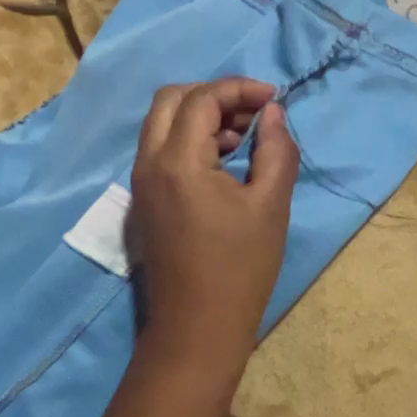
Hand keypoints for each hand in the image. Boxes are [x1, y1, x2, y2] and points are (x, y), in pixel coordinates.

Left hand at [128, 77, 300, 370]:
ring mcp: (141, 180)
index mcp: (177, 160)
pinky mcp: (143, 198)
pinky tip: (223, 162)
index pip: (201, 98)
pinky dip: (187, 138)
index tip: (273, 99)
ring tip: (243, 139)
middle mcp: (149, 162)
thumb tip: (272, 113)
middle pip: (171, 99)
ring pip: (161, 122)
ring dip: (199, 116)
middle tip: (252, 114)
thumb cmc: (240, 268)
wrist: (196, 328)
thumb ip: (275, 150)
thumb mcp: (270, 206)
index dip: (239, 89)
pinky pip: (159, 147)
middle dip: (213, 95)